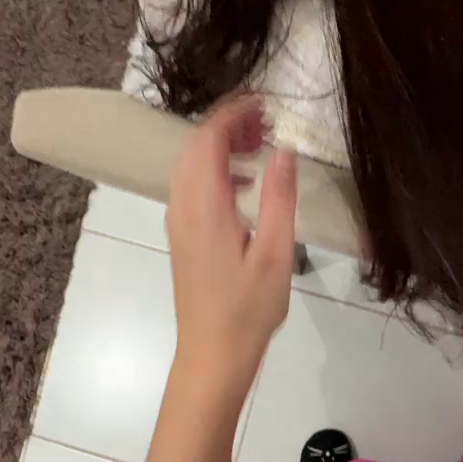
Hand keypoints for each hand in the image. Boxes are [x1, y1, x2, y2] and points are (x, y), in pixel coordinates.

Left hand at [166, 96, 297, 382]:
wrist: (212, 355)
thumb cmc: (247, 310)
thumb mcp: (274, 253)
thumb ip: (279, 198)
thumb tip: (284, 150)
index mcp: (203, 205)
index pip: (207, 138)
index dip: (234, 113)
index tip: (266, 106)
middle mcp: (182, 207)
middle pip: (195, 147)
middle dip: (228, 126)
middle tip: (268, 125)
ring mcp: (178, 223)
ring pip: (192, 167)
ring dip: (223, 149)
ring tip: (262, 149)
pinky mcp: (183, 239)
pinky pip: (193, 188)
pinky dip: (218, 174)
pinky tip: (246, 188)